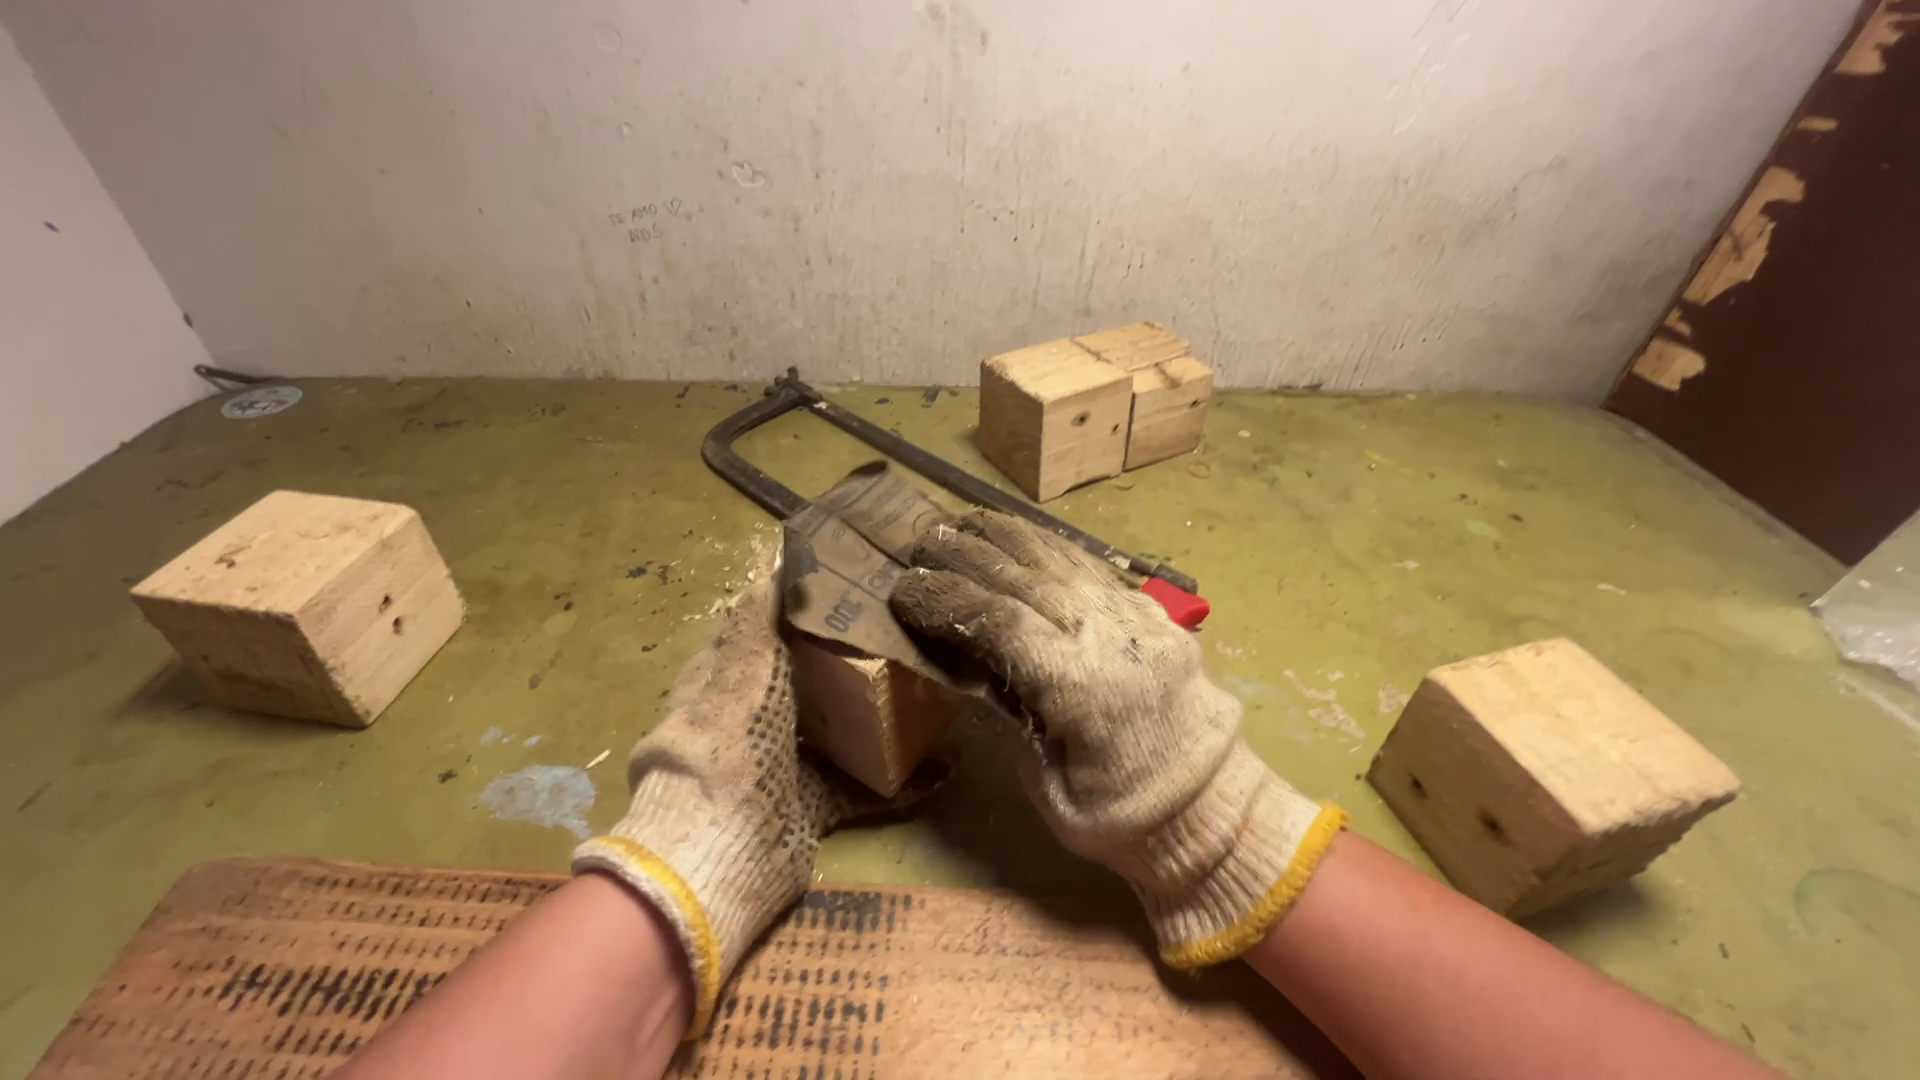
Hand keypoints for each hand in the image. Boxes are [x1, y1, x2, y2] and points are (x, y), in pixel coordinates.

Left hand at [573, 548, 934, 1038]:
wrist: (724, 845)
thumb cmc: (731, 736)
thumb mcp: (745, 662)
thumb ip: (760, 613)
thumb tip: (773, 552)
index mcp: (730, 678)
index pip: (764, 630)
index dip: (802, 609)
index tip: (853, 586)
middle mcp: (755, 718)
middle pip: (808, 681)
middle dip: (850, 662)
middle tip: (903, 636)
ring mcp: (783, 765)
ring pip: (838, 733)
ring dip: (877, 720)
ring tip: (926, 693)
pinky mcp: (810, 806)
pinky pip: (862, 790)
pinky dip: (898, 784)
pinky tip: (942, 770)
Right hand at [890, 511, 1344, 967]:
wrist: (1212, 809)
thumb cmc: (1122, 819)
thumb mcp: (1050, 790)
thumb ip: (1014, 719)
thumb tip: (978, 665)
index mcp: (1081, 688)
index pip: (1000, 622)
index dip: (946, 599)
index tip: (904, 587)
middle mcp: (1108, 637)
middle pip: (1026, 577)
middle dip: (968, 555)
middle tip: (921, 540)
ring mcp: (1135, 618)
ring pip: (1061, 560)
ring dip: (1007, 537)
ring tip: (964, 522)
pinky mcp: (1150, 613)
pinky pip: (1092, 566)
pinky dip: (1050, 546)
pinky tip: (1021, 536)